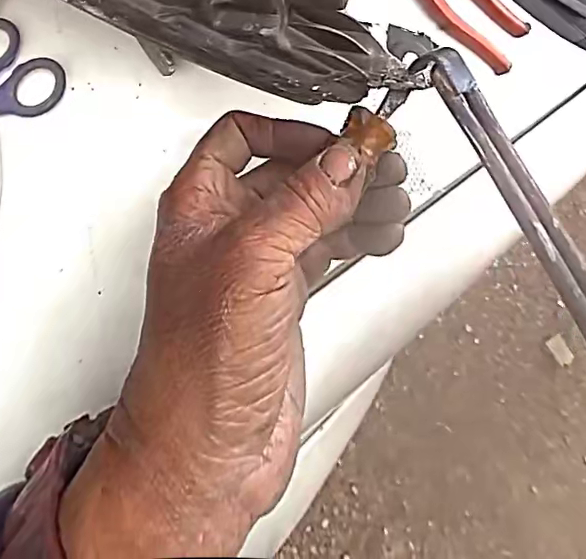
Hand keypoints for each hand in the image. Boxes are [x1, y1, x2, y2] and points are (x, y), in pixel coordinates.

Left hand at [60, 111, 408, 557]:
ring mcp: (259, 260)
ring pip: (315, 208)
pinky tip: (380, 232)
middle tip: (380, 165)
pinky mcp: (284, 293)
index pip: (243, 135)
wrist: (204, 453)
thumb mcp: (253, 263)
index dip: (290, 130)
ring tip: (391, 197)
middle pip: (290, 170)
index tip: (333, 142)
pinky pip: (328, 244)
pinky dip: (358, 233)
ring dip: (357, 199)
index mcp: (200, 204)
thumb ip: (303, 203)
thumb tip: (343, 159)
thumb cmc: (194, 368)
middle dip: (338, 166)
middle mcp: (228, 226)